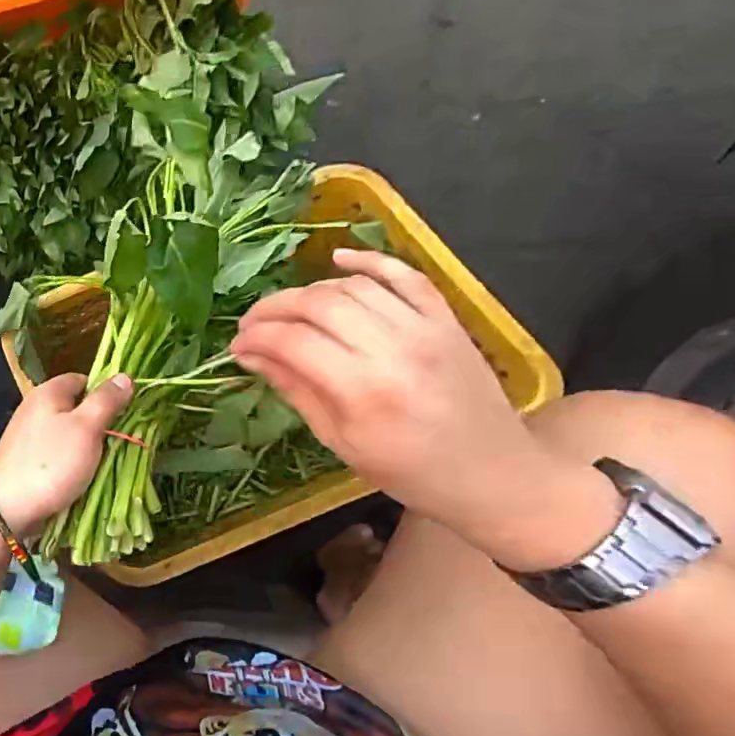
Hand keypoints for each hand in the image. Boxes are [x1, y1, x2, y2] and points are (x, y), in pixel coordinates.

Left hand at [0, 373, 132, 531]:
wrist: (7, 508)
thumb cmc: (50, 463)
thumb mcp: (86, 428)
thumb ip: (105, 401)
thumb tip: (124, 376)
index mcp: (48, 392)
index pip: (83, 380)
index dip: (105, 393)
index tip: (124, 413)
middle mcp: (35, 407)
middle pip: (77, 407)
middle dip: (99, 423)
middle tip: (119, 441)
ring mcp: (29, 434)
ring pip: (69, 432)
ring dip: (88, 446)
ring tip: (104, 462)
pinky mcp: (27, 458)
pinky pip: (57, 452)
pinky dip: (72, 461)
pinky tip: (82, 476)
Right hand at [228, 250, 603, 554]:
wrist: (497, 475)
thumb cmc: (410, 472)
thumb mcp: (340, 441)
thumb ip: (295, 390)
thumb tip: (250, 355)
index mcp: (365, 391)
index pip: (293, 342)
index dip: (256, 338)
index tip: (237, 346)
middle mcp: (395, 349)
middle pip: (318, 304)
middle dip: (273, 308)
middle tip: (252, 324)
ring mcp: (426, 329)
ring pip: (353, 287)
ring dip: (310, 291)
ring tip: (289, 312)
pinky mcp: (447, 320)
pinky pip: (404, 275)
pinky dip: (369, 261)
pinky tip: (338, 260)